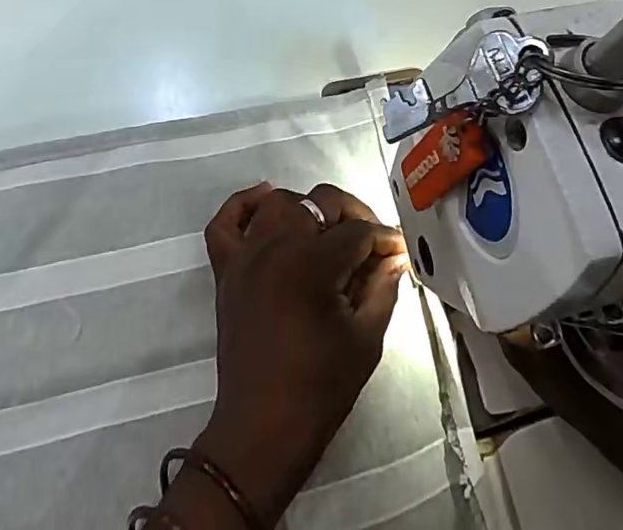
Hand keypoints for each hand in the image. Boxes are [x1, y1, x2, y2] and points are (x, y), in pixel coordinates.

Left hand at [188, 182, 408, 522]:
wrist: (263, 423)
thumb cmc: (320, 387)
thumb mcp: (366, 339)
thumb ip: (382, 288)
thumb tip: (392, 256)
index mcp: (311, 266)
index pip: (355, 233)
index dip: (383, 240)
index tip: (397, 251)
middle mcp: (274, 248)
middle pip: (317, 203)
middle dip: (350, 215)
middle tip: (369, 241)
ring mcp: (244, 256)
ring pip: (276, 204)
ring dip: (306, 208)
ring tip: (326, 231)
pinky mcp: (225, 269)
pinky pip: (225, 222)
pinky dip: (243, 204)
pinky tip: (265, 200)